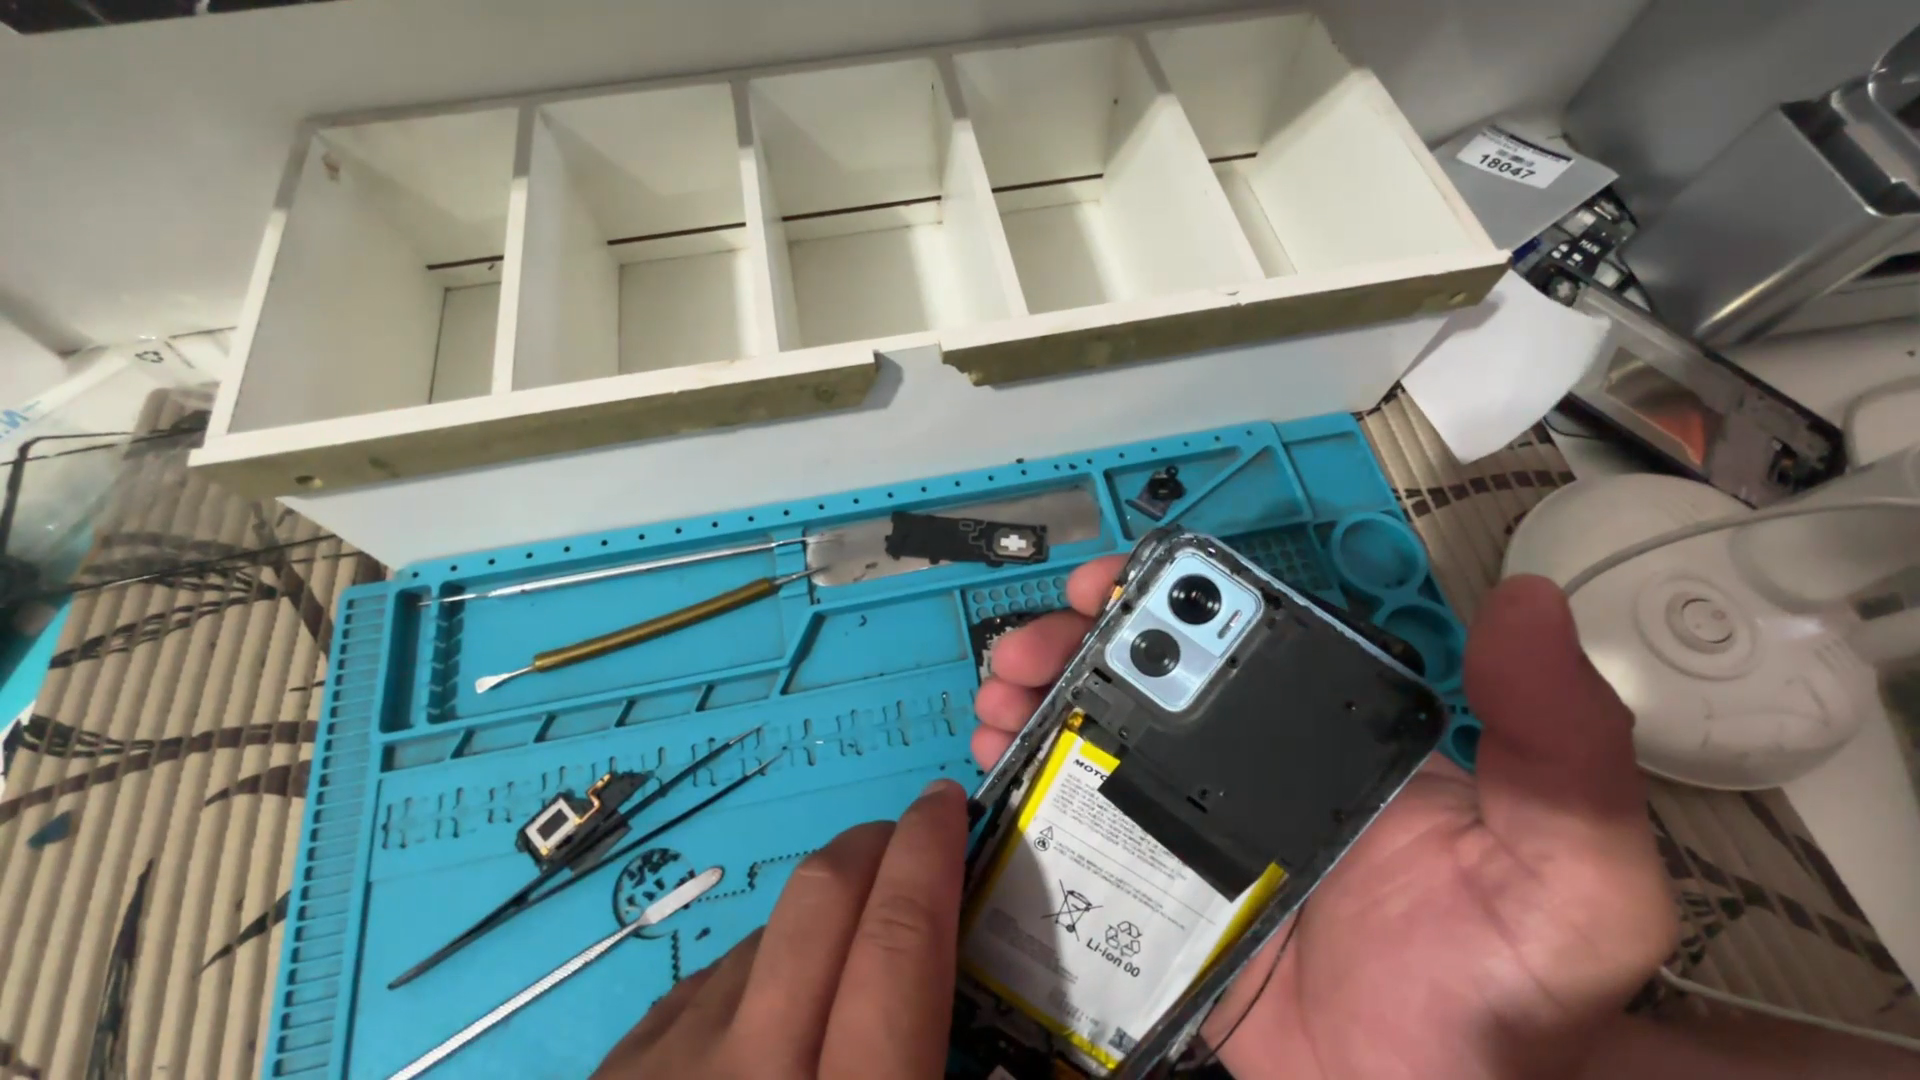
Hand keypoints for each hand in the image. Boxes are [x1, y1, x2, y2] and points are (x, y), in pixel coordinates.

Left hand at [594, 779, 968, 1078]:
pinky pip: (704, 989)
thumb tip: (988, 1023)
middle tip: (908, 847)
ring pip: (760, 940)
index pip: (897, 941)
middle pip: (819, 901)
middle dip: (874, 846)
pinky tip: (763, 1029)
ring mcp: (666, 1066)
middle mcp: (748, 1066)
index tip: (946, 802)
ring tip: (838, 968)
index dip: (929, 856)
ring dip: (816, 924)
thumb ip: (951, 1068)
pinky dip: (752, 981)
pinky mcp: (616, 1072)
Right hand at [976, 561, 1677, 1078]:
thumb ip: (1559, 746)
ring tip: (996, 705)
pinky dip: (1033, 792)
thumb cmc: (1501, 997)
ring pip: (1100, 745)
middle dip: (1070, 649)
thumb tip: (1527, 603)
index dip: (1160, 602)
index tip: (1099, 588)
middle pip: (1142, 684)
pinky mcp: (1152, 896)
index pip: (1231, 641)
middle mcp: (1248, 767)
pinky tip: (999, 773)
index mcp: (1325, 735)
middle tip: (1021, 652)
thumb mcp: (1566, 872)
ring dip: (1040, 708)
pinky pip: (1081, 831)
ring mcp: (1193, 832)